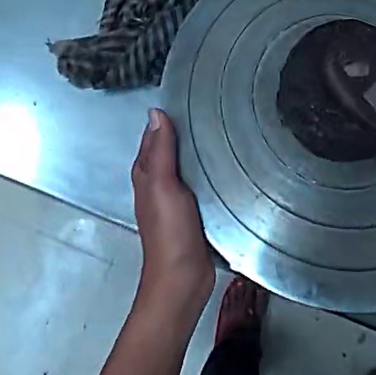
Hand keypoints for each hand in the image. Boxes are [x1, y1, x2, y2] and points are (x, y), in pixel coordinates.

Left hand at [131, 108, 214, 316]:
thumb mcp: (163, 185)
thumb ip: (161, 150)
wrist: (183, 280)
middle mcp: (159, 182)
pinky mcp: (196, 210)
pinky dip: (213, 169)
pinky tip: (229, 163)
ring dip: (203, 149)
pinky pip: (204, 181)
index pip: (156, 134)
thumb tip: (155, 113)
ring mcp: (178, 197)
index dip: (169, 115)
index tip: (192, 94)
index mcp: (147, 173)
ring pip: (190, 163)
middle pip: (174, 147)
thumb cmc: (169, 233)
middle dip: (189, 128)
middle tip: (216, 107)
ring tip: (226, 128)